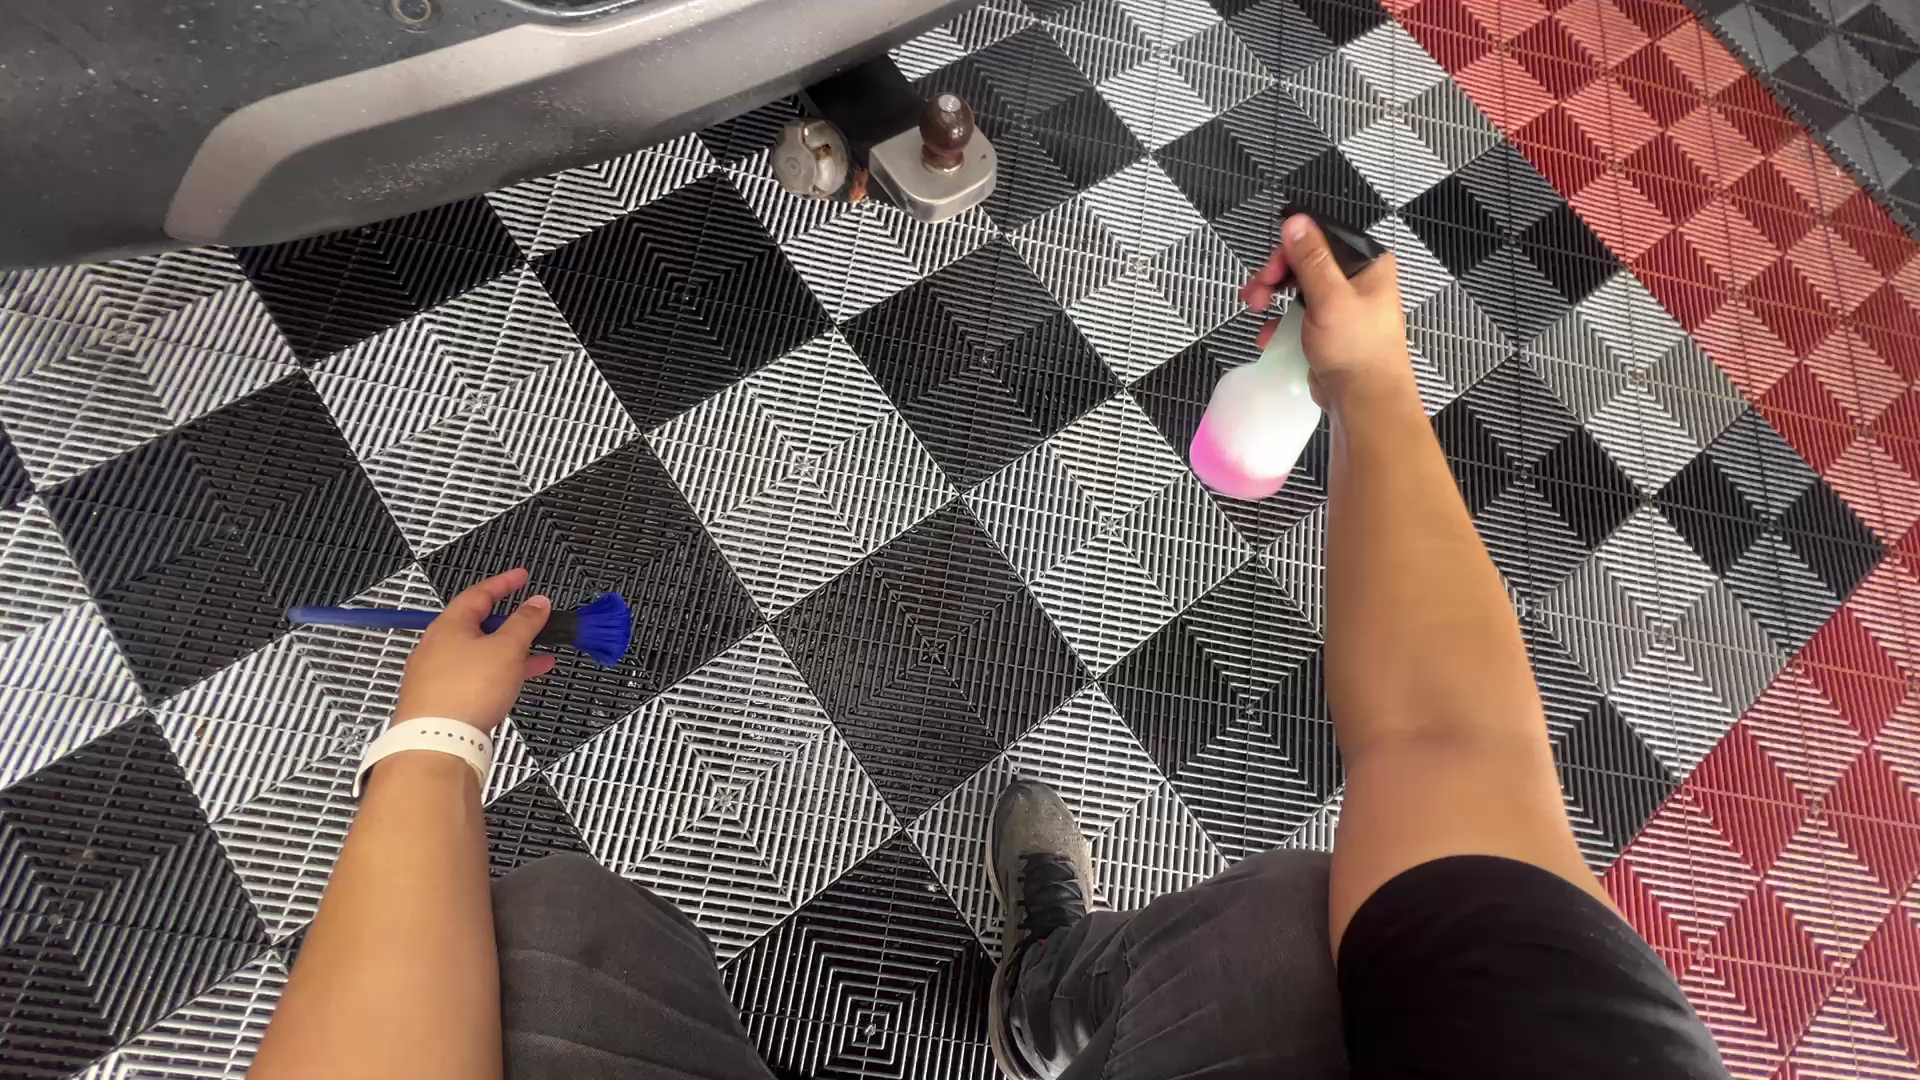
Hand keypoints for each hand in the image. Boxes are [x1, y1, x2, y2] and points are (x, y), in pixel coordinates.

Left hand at [391, 568, 555, 733]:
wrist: (438, 740)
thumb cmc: (466, 691)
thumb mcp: (507, 648)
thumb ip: (526, 622)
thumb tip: (538, 602)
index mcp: (449, 627)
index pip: (478, 594)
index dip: (504, 583)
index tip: (521, 576)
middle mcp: (438, 647)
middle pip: (480, 625)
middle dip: (513, 623)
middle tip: (535, 619)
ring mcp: (439, 673)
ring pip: (482, 652)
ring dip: (513, 651)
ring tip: (541, 654)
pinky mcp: (444, 696)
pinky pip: (478, 675)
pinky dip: (502, 671)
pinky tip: (521, 678)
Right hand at [1240, 214, 1416, 413]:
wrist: (1362, 396)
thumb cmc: (1356, 348)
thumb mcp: (1329, 297)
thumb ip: (1310, 259)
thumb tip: (1295, 222)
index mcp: (1366, 264)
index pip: (1320, 240)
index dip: (1288, 252)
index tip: (1268, 271)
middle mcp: (1355, 280)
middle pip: (1304, 264)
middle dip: (1274, 278)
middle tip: (1255, 294)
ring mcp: (1340, 306)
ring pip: (1296, 290)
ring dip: (1272, 300)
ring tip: (1256, 312)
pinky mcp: (1326, 329)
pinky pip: (1296, 316)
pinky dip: (1279, 323)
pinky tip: (1269, 335)